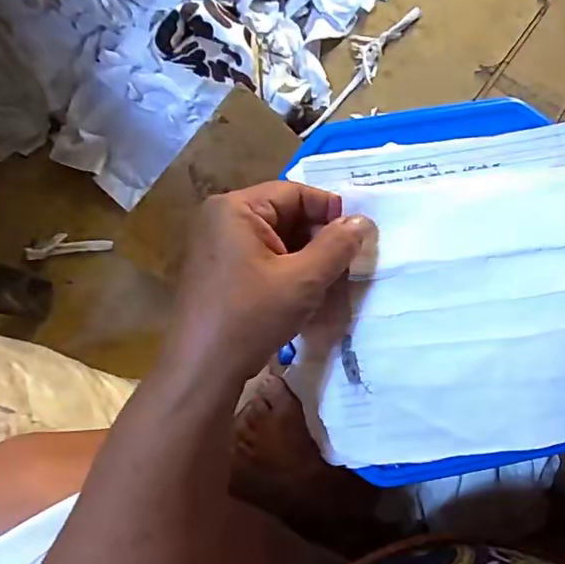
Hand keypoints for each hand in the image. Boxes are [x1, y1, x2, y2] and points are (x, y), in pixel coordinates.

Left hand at [162, 181, 372, 383]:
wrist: (202, 370)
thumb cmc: (251, 317)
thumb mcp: (303, 280)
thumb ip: (337, 246)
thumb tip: (361, 221)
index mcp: (234, 208)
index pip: (294, 193)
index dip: (330, 211)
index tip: (358, 237)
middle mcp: (221, 220)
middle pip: (284, 215)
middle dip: (319, 239)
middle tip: (348, 264)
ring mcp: (217, 248)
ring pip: (276, 241)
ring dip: (307, 259)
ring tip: (331, 283)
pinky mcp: (219, 274)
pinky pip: (262, 261)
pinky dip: (287, 273)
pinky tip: (306, 297)